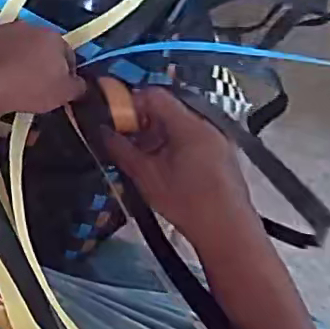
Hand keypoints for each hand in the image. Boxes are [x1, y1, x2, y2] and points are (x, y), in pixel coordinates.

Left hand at [0, 20, 83, 116]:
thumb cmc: (28, 88)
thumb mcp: (63, 94)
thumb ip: (77, 85)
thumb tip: (79, 83)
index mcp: (53, 37)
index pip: (66, 53)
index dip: (64, 72)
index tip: (57, 87)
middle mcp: (27, 26)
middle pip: (38, 44)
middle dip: (38, 59)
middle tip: (33, 81)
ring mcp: (0, 28)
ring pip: (12, 40)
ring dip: (13, 51)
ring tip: (8, 73)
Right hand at [97, 87, 260, 253]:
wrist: (228, 233)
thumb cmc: (185, 202)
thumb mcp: (144, 174)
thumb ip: (119, 147)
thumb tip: (101, 129)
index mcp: (190, 126)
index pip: (154, 95)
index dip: (128, 102)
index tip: (114, 119)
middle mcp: (207, 126)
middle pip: (166, 107)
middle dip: (139, 119)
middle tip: (122, 138)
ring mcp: (217, 139)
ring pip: (176, 122)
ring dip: (153, 132)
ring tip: (139, 153)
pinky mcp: (220, 153)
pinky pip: (188, 135)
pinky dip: (169, 142)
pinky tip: (159, 163)